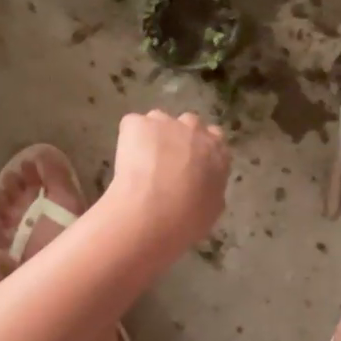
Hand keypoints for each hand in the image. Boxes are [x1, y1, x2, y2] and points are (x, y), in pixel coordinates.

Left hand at [108, 110, 229, 257]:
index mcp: (217, 152)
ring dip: (152, 136)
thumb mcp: (212, 210)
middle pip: (188, 123)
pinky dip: (127, 139)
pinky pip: (132, 125)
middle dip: (178, 136)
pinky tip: (124, 162)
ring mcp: (165, 122)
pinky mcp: (138, 124)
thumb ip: (211, 189)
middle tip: (165, 160)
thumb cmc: (186, 220)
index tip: (189, 161)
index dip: (199, 148)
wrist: (151, 213)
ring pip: (158, 121)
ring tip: (140, 162)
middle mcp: (194, 130)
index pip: (214, 137)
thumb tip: (203, 186)